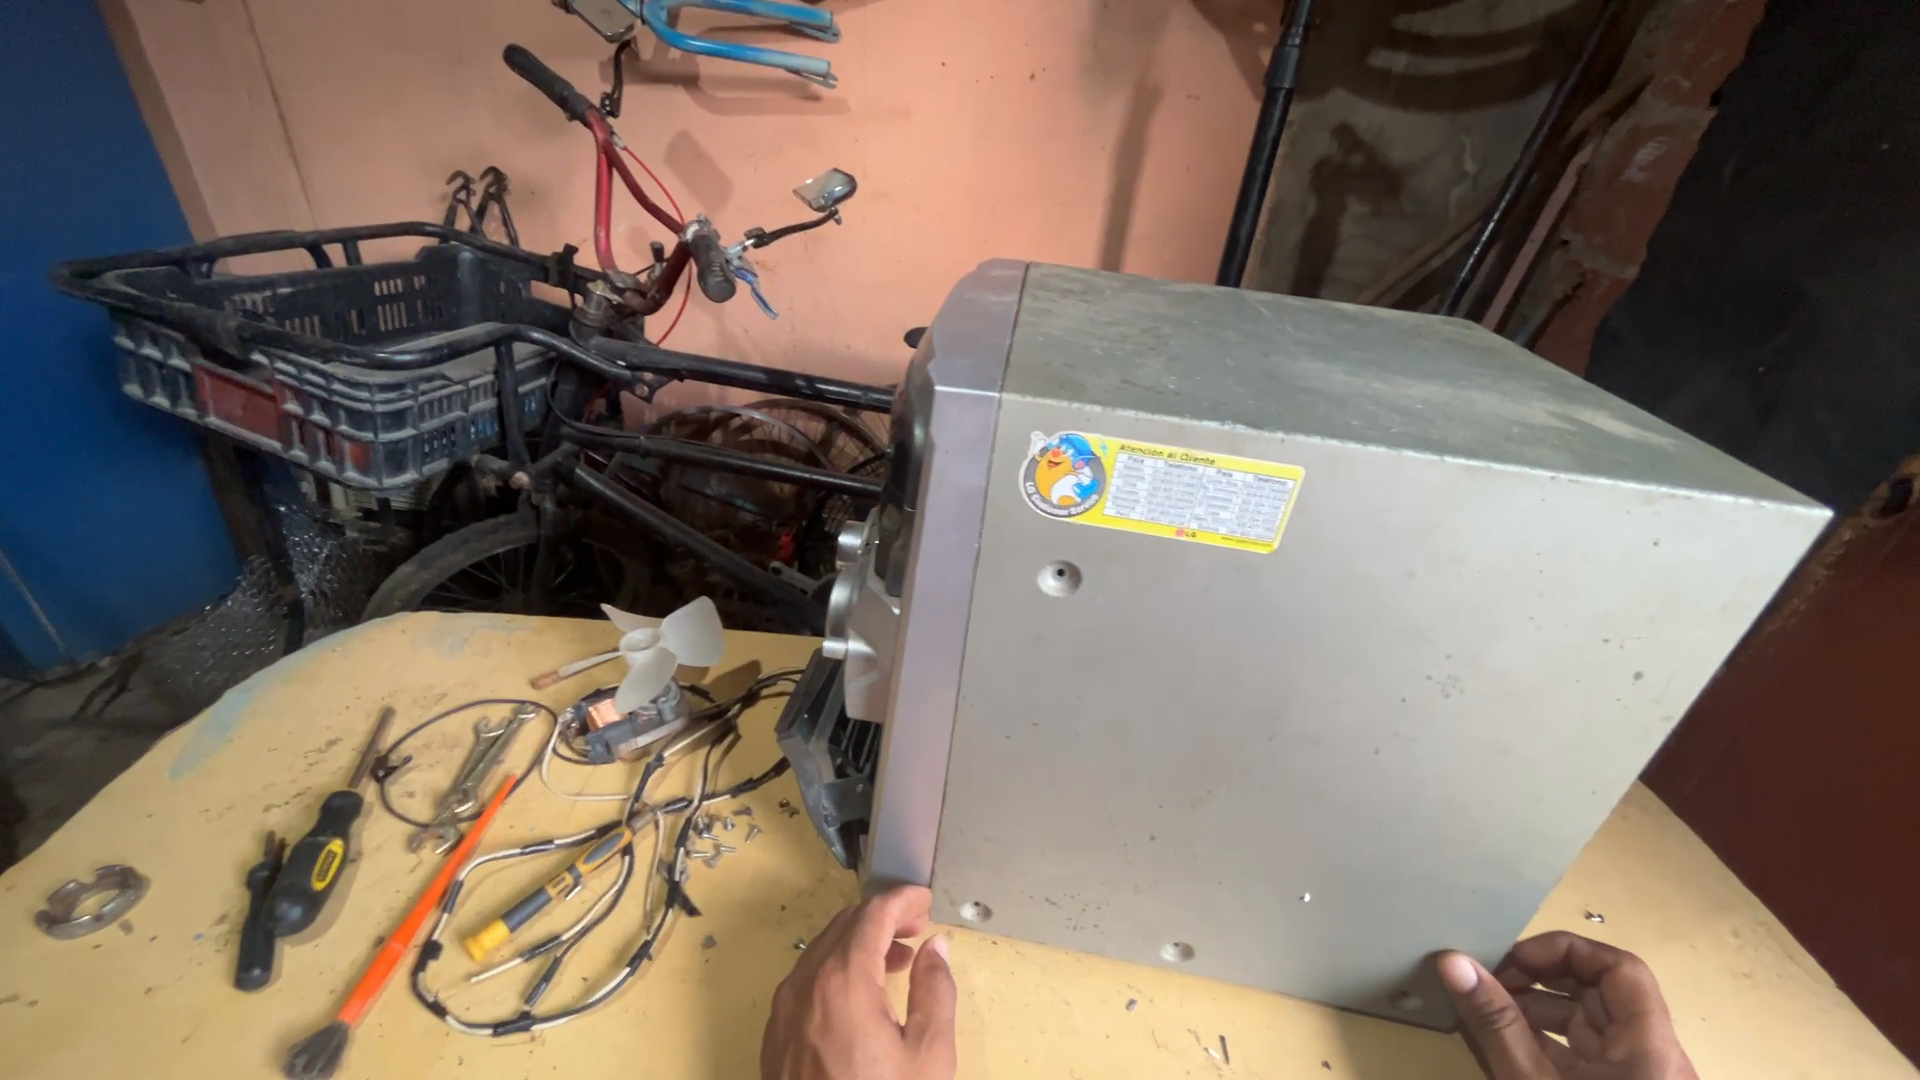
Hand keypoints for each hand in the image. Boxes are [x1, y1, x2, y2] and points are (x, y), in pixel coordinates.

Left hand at [762, 884, 957, 1079]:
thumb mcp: (928, 1057)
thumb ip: (936, 990)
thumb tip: (935, 947)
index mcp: (843, 980)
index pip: (873, 914)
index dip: (902, 900)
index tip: (925, 901)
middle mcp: (805, 984)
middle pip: (845, 925)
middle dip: (883, 918)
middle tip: (917, 928)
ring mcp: (783, 1011)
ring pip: (823, 950)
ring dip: (861, 943)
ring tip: (898, 961)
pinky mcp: (774, 1037)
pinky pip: (808, 980)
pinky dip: (838, 969)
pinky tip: (863, 995)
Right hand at [1437, 931, 1697, 1079]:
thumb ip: (1495, 1022)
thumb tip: (1452, 959)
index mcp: (1651, 1051)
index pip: (1619, 968)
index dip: (1564, 951)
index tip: (1511, 963)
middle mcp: (1656, 1062)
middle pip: (1601, 993)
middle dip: (1538, 980)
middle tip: (1488, 986)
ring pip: (1590, 1025)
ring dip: (1535, 1011)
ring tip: (1486, 1019)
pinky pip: (1585, 1057)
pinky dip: (1544, 1044)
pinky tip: (1504, 1052)